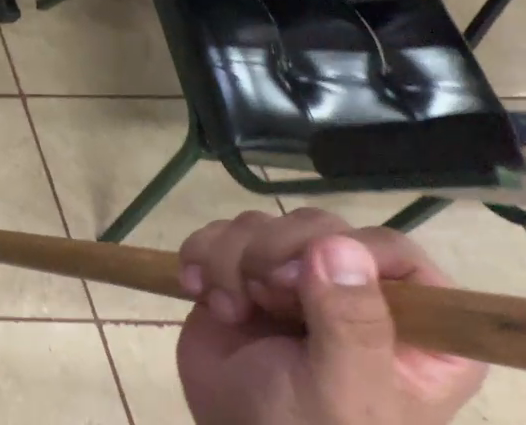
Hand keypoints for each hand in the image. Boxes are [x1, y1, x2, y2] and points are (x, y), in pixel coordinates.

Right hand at [174, 208, 484, 424]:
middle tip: (261, 297)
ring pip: (260, 226)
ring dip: (229, 261)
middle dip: (272, 253)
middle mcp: (358, 295)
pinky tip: (199, 292)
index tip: (298, 283)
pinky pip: (217, 233)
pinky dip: (199, 256)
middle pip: (316, 228)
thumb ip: (352, 324)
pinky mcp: (239, 274)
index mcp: (415, 325)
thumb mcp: (343, 388)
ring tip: (229, 309)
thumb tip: (338, 244)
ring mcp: (295, 282)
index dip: (342, 253)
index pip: (392, 252)